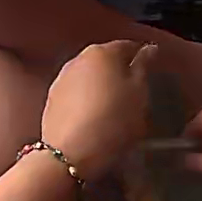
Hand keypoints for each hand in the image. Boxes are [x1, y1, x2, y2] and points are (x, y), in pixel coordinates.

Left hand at [41, 40, 156, 179]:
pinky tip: (93, 116)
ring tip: (112, 107)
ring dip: (100, 86)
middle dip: (118, 72)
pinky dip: (85, 100)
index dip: (141, 58)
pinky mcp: (50, 101)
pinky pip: (75, 94)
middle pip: (104, 60)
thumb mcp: (139, 94)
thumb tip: (148, 48)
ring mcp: (60, 80)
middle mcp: (77, 60)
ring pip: (87, 77)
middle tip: (133, 92)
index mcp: (102, 52)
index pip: (127, 46)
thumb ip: (143, 67)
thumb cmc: (113, 121)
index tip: (150, 72)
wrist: (70, 154)